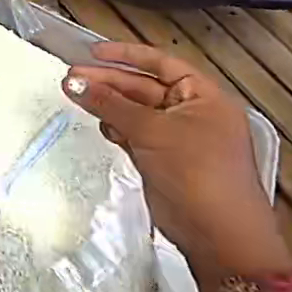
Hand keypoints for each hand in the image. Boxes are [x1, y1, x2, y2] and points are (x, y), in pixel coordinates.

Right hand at [64, 42, 276, 278]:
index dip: (126, 55)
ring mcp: (179, 138)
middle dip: (109, 82)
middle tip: (72, 77)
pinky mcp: (165, 162)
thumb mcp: (152, 131)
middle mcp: (193, 112)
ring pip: (138, 113)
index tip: (92, 52)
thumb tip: (73, 81)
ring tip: (76, 97)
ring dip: (109, 106)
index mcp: (203, 95)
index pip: (161, 62)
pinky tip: (101, 126)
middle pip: (145, 87)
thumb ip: (110, 104)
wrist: (220, 239)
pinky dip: (119, 129)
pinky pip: (137, 136)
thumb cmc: (196, 172)